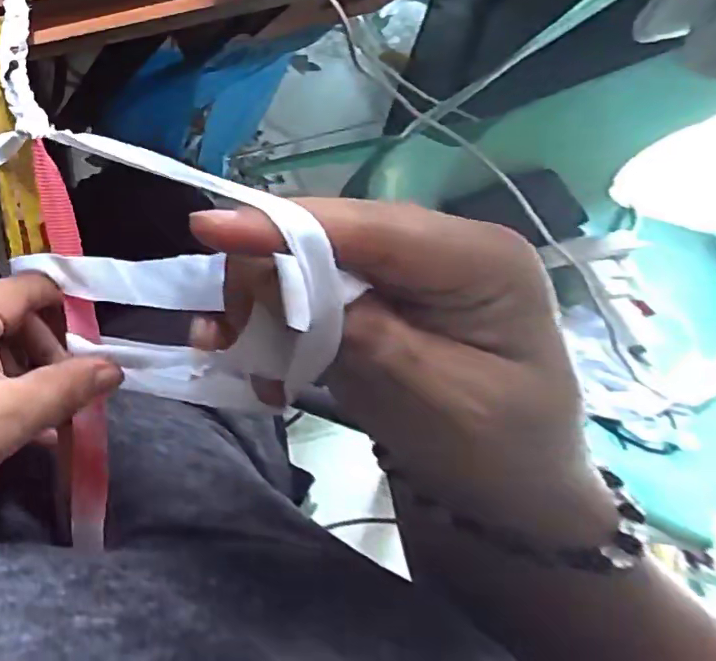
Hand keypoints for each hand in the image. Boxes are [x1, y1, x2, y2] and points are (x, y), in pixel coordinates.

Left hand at [0, 274, 123, 528]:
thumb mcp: (14, 415)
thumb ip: (69, 385)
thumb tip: (115, 368)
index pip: (33, 289)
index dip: (71, 318)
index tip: (97, 359)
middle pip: (18, 313)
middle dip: (49, 355)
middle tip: (71, 403)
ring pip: (0, 337)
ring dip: (30, 374)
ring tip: (50, 421)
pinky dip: (4, 380)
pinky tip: (25, 422)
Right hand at [190, 199, 614, 540]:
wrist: (509, 491)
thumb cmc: (489, 450)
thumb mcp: (426, 394)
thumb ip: (348, 328)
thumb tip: (260, 271)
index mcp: (476, 258)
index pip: (361, 227)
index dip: (278, 224)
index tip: (205, 229)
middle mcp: (431, 240)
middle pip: (317, 231)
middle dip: (257, 270)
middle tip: (217, 332)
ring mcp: (396, 257)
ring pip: (296, 251)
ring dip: (254, 296)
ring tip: (229, 347)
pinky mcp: (366, 278)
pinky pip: (297, 275)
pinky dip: (267, 311)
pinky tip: (256, 350)